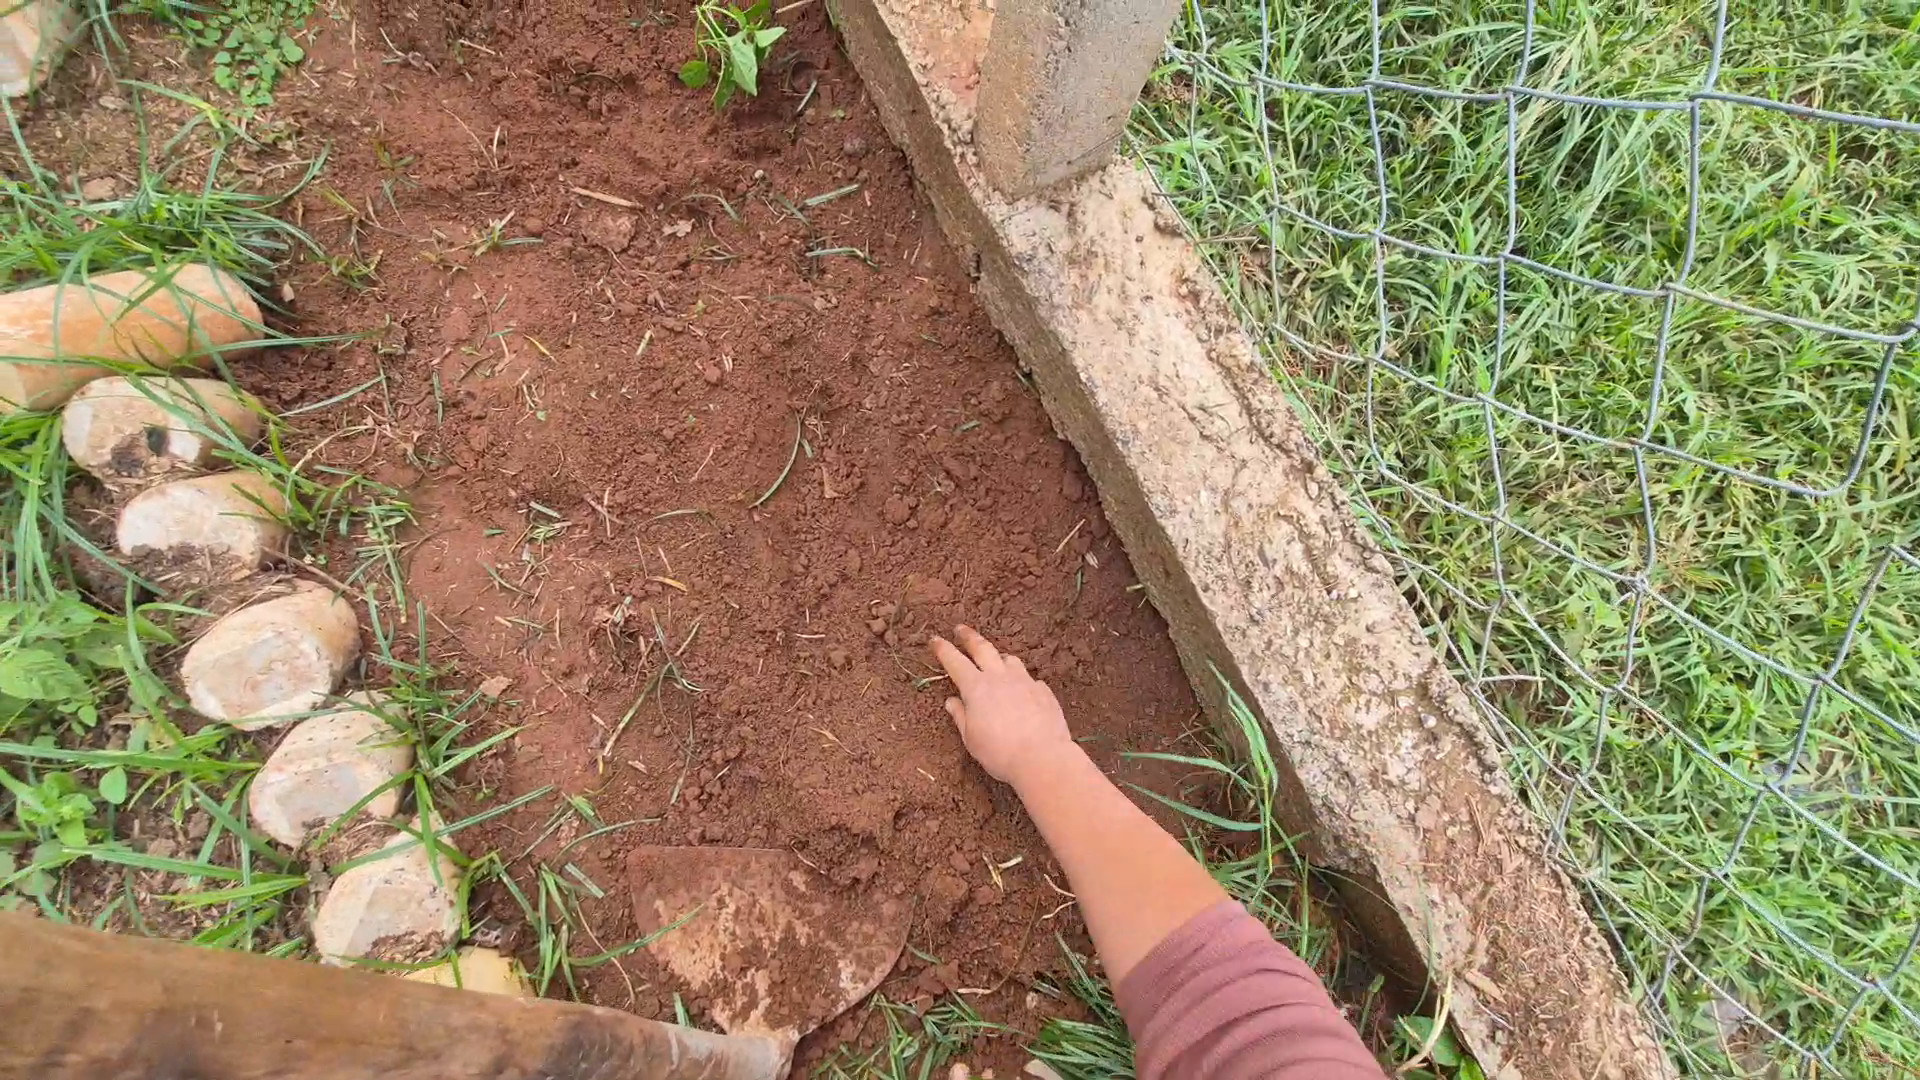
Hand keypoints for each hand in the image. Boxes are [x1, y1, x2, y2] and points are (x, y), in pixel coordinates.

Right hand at [930, 625, 1078, 787]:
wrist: (1042, 757)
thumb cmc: (1000, 752)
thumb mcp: (972, 738)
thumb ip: (961, 716)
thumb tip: (952, 701)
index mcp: (976, 688)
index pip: (955, 661)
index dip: (943, 649)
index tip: (935, 640)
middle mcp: (1000, 677)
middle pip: (982, 648)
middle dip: (969, 636)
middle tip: (960, 629)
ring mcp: (1024, 681)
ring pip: (1009, 660)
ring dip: (999, 658)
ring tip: (996, 661)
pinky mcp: (1043, 691)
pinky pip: (1029, 679)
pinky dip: (1021, 681)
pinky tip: (1022, 691)